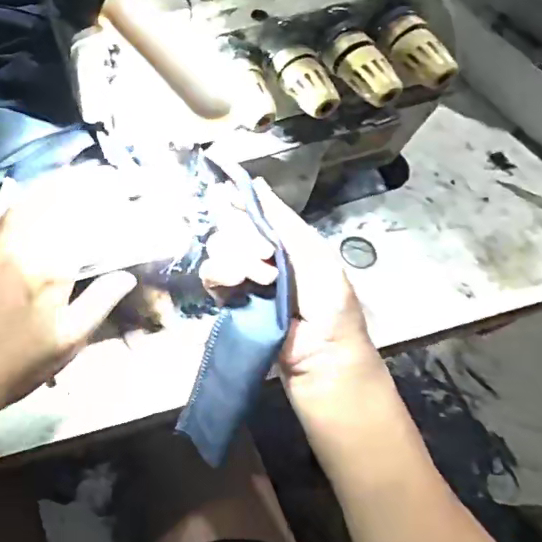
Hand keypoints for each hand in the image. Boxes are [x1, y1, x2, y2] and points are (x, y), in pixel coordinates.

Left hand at [0, 177, 138, 456]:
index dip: (108, 202)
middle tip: (106, 175)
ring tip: (75, 175)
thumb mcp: (67, 341)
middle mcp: (21, 242)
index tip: (125, 191)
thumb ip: (99, 302)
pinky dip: (17, 194)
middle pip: (58, 199)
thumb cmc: (15, 364)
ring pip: (28, 198)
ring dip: (54, 183)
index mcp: (50, 266)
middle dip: (84, 183)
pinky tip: (27, 187)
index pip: (86, 219)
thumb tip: (126, 275)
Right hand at [201, 180, 383, 396]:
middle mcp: (260, 255)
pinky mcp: (227, 299)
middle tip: (268, 259)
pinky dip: (221, 273)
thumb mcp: (316, 256)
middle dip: (247, 238)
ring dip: (239, 258)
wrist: (322, 357)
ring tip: (263, 280)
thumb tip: (257, 184)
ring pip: (219, 248)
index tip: (229, 193)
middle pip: (233, 227)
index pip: (253, 212)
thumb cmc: (330, 306)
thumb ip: (285, 222)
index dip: (240, 202)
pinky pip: (211, 274)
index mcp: (283, 242)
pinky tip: (238, 284)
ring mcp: (242, 278)